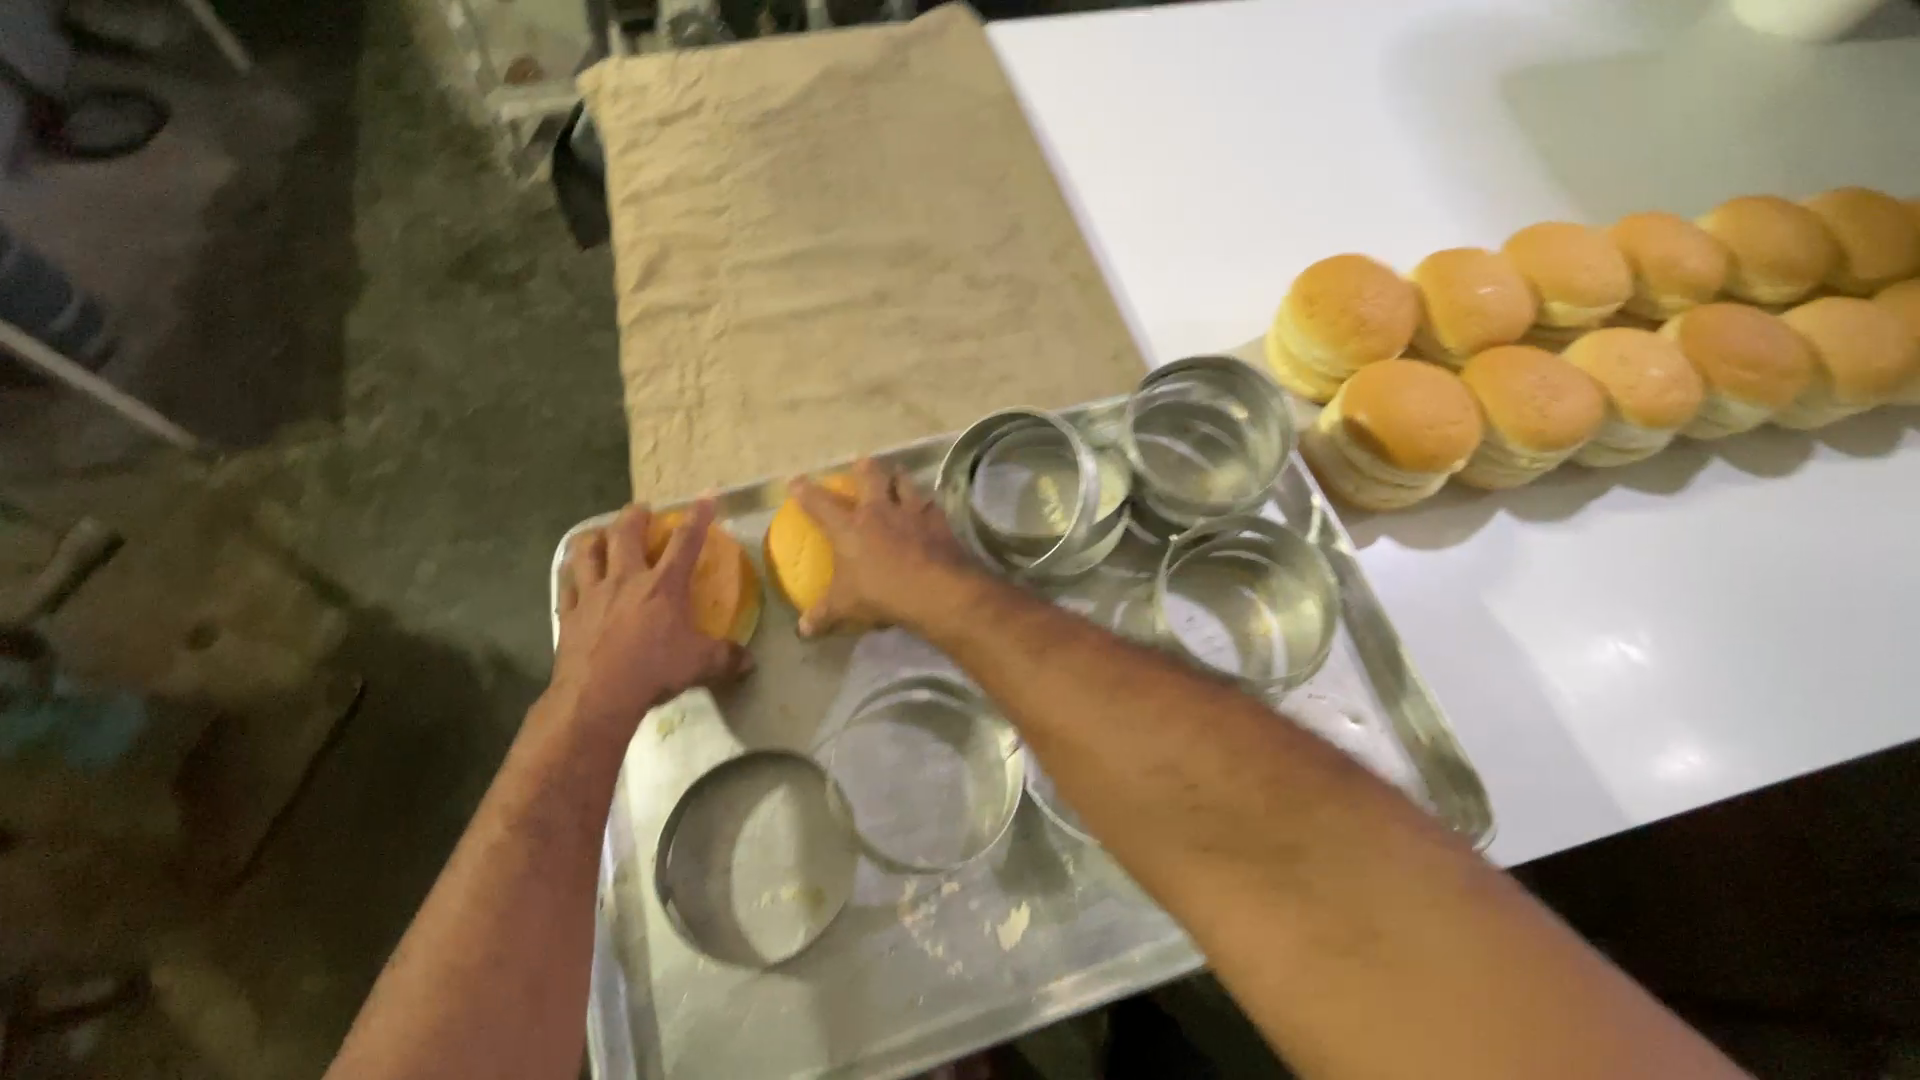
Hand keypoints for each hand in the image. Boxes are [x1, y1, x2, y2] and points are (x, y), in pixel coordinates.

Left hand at [552, 501, 751, 734]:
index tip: (707, 496)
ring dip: (595, 537)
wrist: (597, 695)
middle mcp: (626, 579)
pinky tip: (573, 577)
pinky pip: (566, 585)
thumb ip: (727, 658)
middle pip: (625, 533)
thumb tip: (750, 662)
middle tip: (641, 510)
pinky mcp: (569, 613)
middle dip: (635, 516)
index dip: (699, 516)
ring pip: (587, 551)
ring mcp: (593, 594)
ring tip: (600, 535)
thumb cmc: (654, 671)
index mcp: (664, 586)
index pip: (686, 541)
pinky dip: (571, 576)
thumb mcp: (701, 665)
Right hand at [789, 458, 978, 634]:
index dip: (805, 492)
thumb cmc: (881, 593)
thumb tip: (803, 629)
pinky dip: (929, 503)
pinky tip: (930, 505)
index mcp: (850, 528)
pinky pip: (933, 504)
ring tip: (897, 473)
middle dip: (864, 468)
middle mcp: (879, 511)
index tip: (796, 481)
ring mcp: (911, 512)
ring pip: (904, 482)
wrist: (935, 589)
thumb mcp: (846, 606)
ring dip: (899, 476)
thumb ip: (823, 614)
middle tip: (862, 461)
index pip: (820, 504)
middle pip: (870, 477)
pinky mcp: (939, 521)